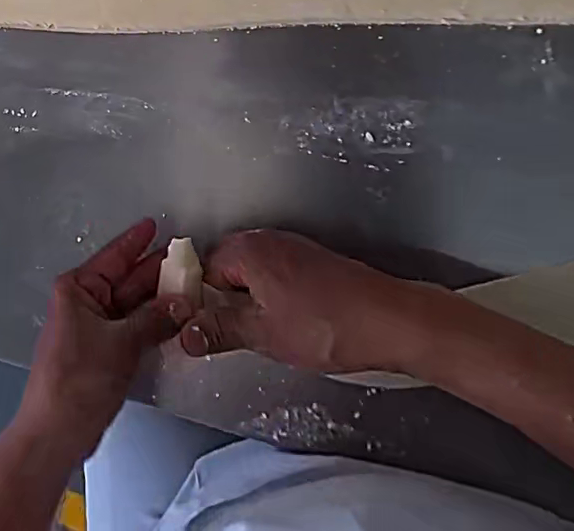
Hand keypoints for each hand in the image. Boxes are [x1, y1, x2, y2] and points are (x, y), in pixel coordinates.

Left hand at [19, 218, 189, 457]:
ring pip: (131, 305)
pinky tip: (172, 320)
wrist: (56, 434)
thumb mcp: (121, 343)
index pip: (113, 257)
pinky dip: (151, 323)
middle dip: (154, 272)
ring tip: (186, 287)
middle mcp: (83, 303)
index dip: (136, 241)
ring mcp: (92, 328)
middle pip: (125, 280)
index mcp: (77, 290)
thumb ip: (155, 319)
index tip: (153, 226)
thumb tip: (182, 303)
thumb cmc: (75, 382)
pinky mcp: (102, 350)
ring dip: (157, 300)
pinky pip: (131, 326)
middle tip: (184, 261)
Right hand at [179, 229, 418, 373]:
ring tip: (264, 328)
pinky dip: (271, 291)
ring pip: (251, 268)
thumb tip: (186, 332)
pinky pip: (274, 269)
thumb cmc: (325, 326)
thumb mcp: (264, 336)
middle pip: (225, 265)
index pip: (203, 269)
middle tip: (235, 331)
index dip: (201, 300)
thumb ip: (220, 330)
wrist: (387, 319)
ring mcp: (290, 244)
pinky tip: (287, 318)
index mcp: (247, 249)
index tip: (207, 327)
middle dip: (225, 298)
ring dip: (249, 296)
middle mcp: (265, 238)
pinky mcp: (309, 256)